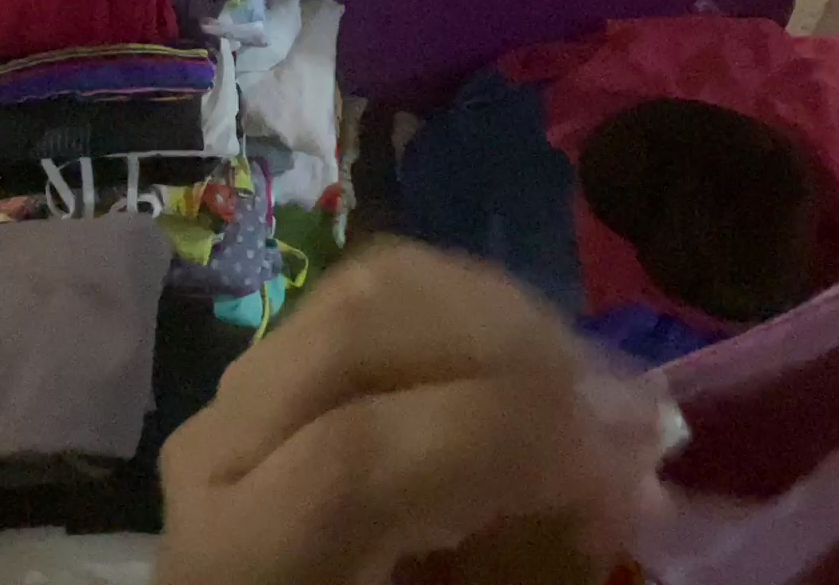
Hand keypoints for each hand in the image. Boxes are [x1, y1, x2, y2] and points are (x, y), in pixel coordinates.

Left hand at [157, 240, 669, 584]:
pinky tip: (511, 340)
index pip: (355, 461)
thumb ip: (527, 554)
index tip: (621, 458)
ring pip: (369, 284)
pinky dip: (459, 297)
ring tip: (567, 367)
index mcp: (240, 554)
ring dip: (487, 307)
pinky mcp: (277, 349)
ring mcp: (243, 377)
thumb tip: (616, 466)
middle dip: (504, 350)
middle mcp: (218, 441)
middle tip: (606, 400)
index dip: (501, 443)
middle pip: (356, 332)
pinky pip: (373, 288)